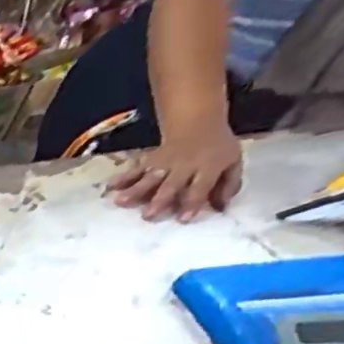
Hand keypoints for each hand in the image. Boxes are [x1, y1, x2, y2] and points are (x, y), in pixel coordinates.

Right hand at [106, 120, 243, 221]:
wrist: (198, 123)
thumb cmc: (216, 148)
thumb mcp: (233, 162)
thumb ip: (229, 184)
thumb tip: (220, 207)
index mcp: (208, 166)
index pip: (200, 187)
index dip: (192, 203)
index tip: (182, 220)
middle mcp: (185, 166)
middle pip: (171, 184)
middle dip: (159, 199)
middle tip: (147, 216)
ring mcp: (165, 163)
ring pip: (149, 178)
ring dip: (134, 190)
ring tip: (119, 202)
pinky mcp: (151, 160)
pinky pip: (136, 169)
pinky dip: (123, 178)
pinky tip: (110, 187)